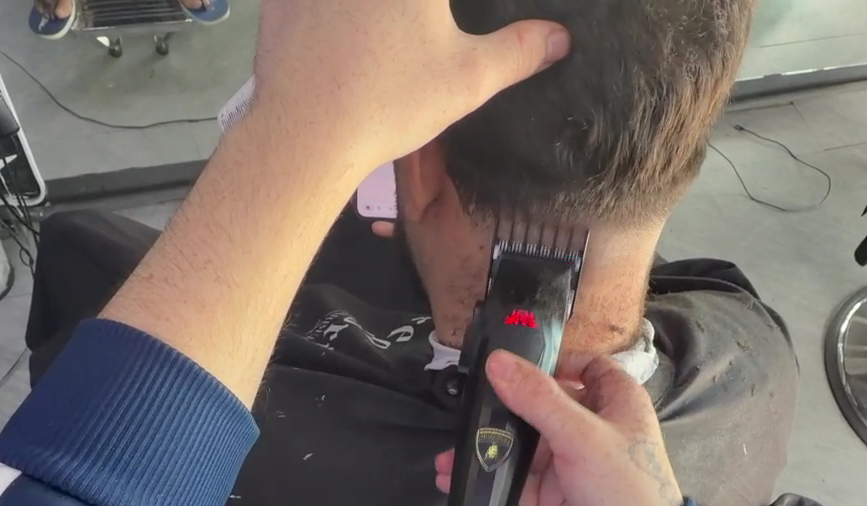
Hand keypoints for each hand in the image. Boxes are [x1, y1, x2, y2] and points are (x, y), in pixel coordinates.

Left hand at [246, 0, 570, 186]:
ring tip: (385, 38)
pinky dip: (321, 8)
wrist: (306, 131)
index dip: (442, 9)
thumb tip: (560, 39)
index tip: (442, 23)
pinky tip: (338, 34)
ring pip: (360, 0)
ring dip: (376, 16)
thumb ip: (517, 52)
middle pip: (412, 0)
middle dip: (420, 13)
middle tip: (422, 29)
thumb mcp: (466, 80)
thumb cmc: (391, 102)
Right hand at [435, 352, 684, 505]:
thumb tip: (497, 362)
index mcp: (615, 401)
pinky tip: (457, 479)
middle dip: (505, 410)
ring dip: (490, 448)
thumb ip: (537, 398)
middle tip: (467, 411)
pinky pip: (517, 479)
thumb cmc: (622, 485)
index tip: (515, 366)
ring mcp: (571, 462)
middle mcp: (593, 427)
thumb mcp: (580, 435)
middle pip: (544, 406)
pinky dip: (491, 478)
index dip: (555, 363)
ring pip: (524, 445)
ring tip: (450, 454)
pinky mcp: (553, 493)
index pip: (586, 367)